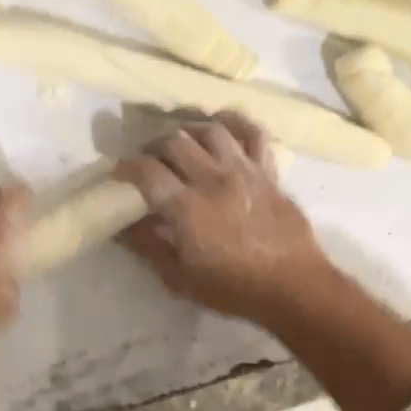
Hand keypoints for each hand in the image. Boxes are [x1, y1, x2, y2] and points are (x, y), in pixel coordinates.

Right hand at [115, 112, 330, 325]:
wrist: (293, 287)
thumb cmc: (232, 288)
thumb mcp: (178, 278)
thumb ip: (148, 247)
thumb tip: (122, 227)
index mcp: (187, 208)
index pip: (147, 172)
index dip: (126, 167)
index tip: (117, 172)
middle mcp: (213, 180)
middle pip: (174, 142)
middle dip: (153, 147)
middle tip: (147, 160)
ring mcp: (244, 171)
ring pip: (210, 131)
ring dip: (189, 132)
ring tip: (181, 143)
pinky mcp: (268, 172)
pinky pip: (253, 134)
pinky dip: (236, 123)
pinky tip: (221, 124)